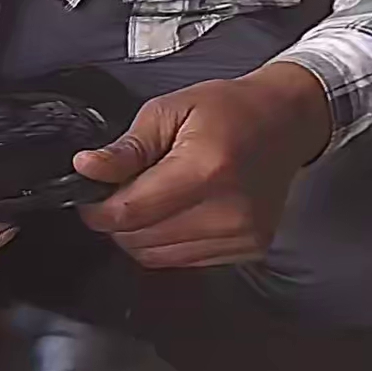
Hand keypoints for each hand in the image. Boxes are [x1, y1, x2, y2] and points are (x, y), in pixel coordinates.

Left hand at [74, 62, 331, 267]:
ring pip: (155, 256)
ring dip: (137, 234)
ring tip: (149, 199)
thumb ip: (126, 148)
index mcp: (205, 169)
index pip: (129, 212)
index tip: (89, 197)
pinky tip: (173, 213)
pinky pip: (181, 260)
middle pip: (138, 239)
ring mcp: (241, 234)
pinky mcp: (248, 248)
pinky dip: (164, 242)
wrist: (286, 121)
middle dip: (115, 220)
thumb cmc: (229, 109)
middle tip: (118, 193)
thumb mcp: (168, 111)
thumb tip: (85, 168)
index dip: (97, 210)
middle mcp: (227, 210)